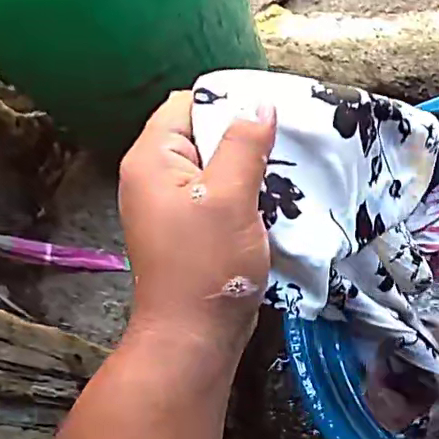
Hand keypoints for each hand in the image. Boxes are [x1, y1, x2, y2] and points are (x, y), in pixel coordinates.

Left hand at [118, 91, 275, 347]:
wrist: (195, 334)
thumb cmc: (208, 264)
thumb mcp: (229, 198)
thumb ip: (244, 147)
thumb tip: (260, 104)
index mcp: (152, 159)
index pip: (188, 106)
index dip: (229, 105)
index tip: (273, 116)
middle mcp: (155, 178)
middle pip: (203, 138)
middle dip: (245, 142)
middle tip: (286, 150)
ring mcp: (173, 208)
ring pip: (216, 172)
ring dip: (250, 174)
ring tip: (285, 180)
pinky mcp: (192, 233)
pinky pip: (220, 201)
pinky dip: (246, 200)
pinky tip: (272, 209)